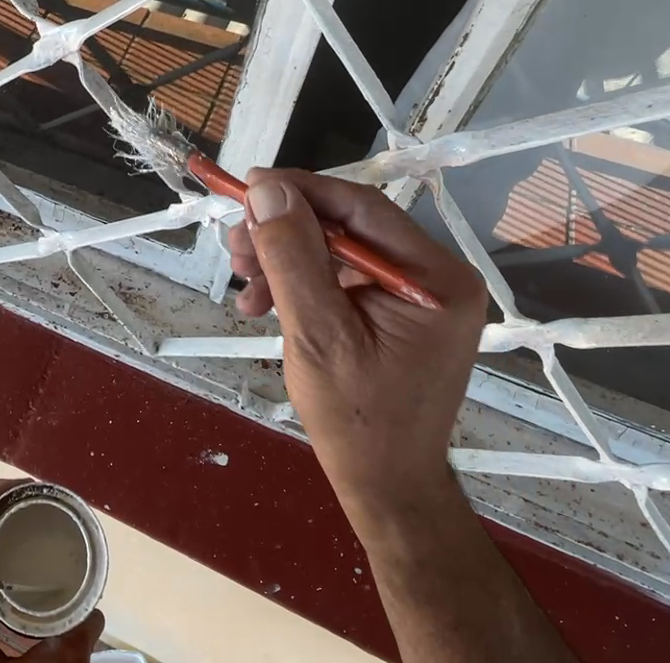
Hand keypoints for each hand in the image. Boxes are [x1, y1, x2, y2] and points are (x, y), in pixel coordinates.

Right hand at [226, 169, 486, 530]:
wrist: (384, 483)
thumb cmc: (356, 418)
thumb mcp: (316, 332)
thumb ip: (292, 256)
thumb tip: (266, 189)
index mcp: (434, 277)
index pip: (360, 207)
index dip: (299, 190)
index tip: (246, 185)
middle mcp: (433, 275)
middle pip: (345, 226)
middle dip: (283, 233)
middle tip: (234, 246)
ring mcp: (413, 294)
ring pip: (334, 250)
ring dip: (282, 260)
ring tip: (241, 283)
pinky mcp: (392, 311)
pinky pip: (337, 278)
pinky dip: (296, 284)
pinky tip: (260, 304)